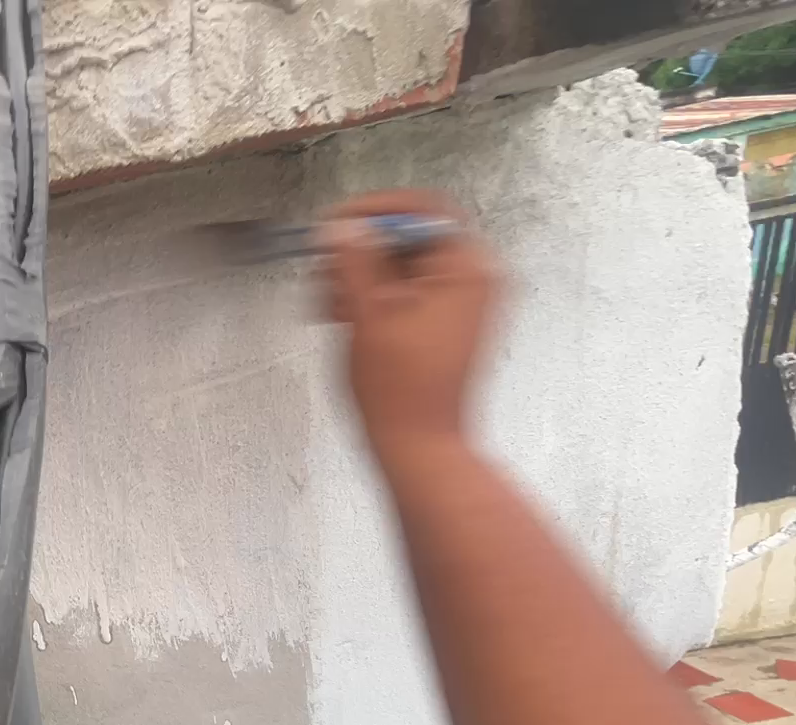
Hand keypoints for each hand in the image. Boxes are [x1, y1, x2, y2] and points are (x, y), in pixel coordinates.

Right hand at [320, 190, 498, 455]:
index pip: (421, 212)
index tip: (331, 226)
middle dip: (358, 253)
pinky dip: (369, 299)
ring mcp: (456, 304)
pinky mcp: (438, 325)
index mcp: (467, 269)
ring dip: (358, 279)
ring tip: (331, 307)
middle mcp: (470, 280)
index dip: (371, 213)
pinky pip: (401, 295)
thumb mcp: (369, 314)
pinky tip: (345, 320)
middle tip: (325, 276)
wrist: (415, 440)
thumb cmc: (399, 387)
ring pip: (399, 269)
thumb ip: (355, 263)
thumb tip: (342, 226)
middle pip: (408, 239)